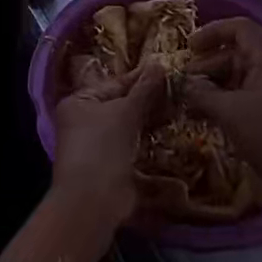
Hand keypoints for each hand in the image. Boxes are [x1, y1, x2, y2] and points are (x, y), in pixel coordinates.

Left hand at [51, 66, 165, 228]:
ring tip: (182, 106)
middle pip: (121, 105)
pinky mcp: (113, 165)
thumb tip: (159, 62)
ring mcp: (99, 145)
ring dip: (152, 119)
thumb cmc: (101, 146)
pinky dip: (151, 140)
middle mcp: (85, 121)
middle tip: (181, 87)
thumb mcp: (123, 111)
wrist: (93, 200)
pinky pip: (135, 146)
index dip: (140, 77)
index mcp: (79, 102)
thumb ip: (144, 89)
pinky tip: (174, 132)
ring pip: (130, 126)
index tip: (167, 68)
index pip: (113, 84)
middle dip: (149, 99)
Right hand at [181, 18, 261, 193]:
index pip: (240, 28)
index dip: (210, 33)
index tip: (187, 48)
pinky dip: (227, 97)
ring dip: (214, 84)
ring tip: (189, 102)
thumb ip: (200, 93)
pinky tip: (205, 113)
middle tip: (183, 83)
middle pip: (237, 52)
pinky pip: (248, 90)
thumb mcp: (229, 113)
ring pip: (240, 73)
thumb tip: (180, 83)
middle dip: (207, 65)